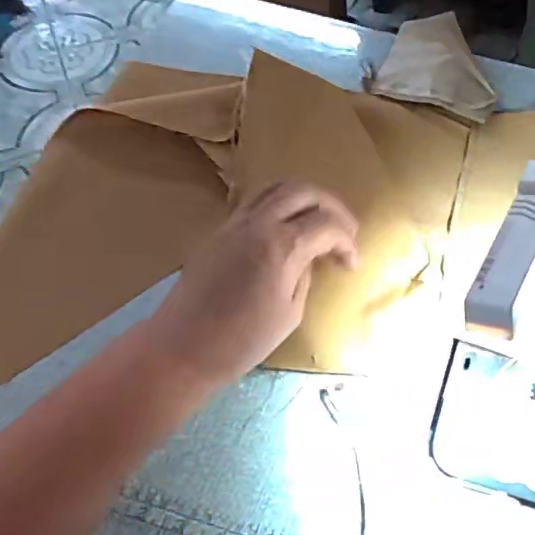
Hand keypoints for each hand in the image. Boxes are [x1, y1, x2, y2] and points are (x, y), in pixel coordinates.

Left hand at [142, 180, 358, 387]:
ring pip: (276, 188)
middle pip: (303, 191)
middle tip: (344, 232)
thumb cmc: (241, 342)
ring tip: (317, 223)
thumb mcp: (289, 314)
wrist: (183, 346)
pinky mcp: (218, 231)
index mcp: (281, 246)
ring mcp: (233, 223)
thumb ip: (304, 277)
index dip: (347, 241)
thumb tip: (308, 260)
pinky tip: (285, 231)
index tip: (351, 264)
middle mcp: (258, 223)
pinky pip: (255, 203)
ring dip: (304, 199)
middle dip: (331, 207)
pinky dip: (279, 206)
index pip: (327, 225)